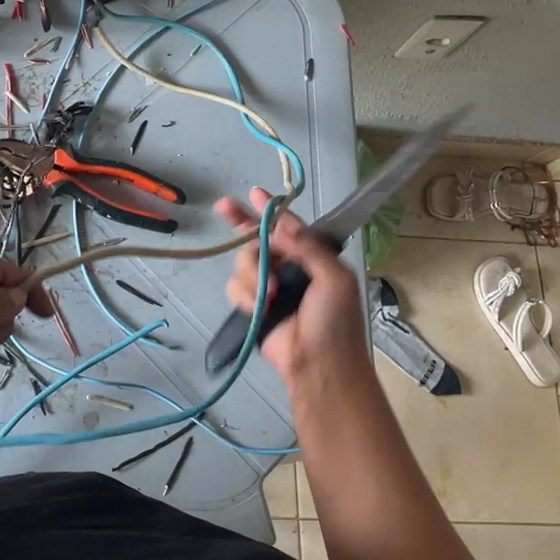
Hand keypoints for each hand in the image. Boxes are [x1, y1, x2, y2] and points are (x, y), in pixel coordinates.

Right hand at [214, 187, 370, 383]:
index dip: (269, 209)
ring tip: (268, 295)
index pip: (288, 226)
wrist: (318, 366)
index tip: (252, 193)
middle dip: (247, 233)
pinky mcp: (252, 305)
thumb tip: (284, 223)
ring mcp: (268, 286)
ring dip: (252, 275)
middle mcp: (288, 267)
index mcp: (312, 257)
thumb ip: (310, 248)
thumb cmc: (335, 323)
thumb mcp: (335, 280)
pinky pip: (234, 287)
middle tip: (224, 208)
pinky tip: (254, 306)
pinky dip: (242, 295)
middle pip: (257, 239)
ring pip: (243, 262)